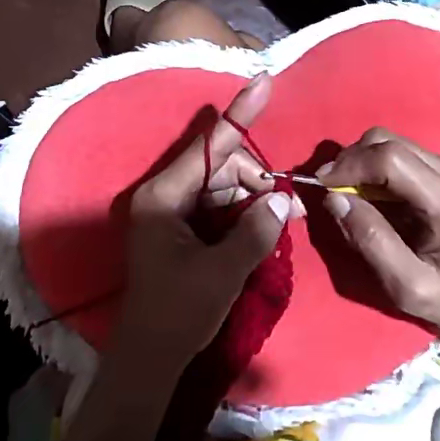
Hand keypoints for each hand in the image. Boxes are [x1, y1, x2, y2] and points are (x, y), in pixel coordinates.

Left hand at [111, 74, 298, 372]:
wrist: (149, 358)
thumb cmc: (178, 314)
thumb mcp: (223, 272)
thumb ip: (255, 229)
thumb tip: (283, 197)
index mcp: (163, 197)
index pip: (208, 147)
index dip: (239, 115)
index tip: (263, 81)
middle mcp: (163, 195)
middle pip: (218, 164)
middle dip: (255, 176)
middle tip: (290, 204)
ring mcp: (171, 211)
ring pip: (221, 184)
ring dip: (253, 195)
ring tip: (286, 216)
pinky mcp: (180, 228)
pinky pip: (217, 205)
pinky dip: (244, 210)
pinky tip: (268, 222)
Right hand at [320, 129, 439, 346]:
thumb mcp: (408, 287)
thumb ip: (371, 241)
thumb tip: (334, 198)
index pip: (393, 159)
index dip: (351, 166)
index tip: (322, 186)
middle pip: (389, 142)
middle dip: (351, 162)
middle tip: (332, 193)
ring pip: (393, 142)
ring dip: (362, 164)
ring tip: (351, 196)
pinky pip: (402, 153)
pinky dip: (377, 169)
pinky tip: (375, 197)